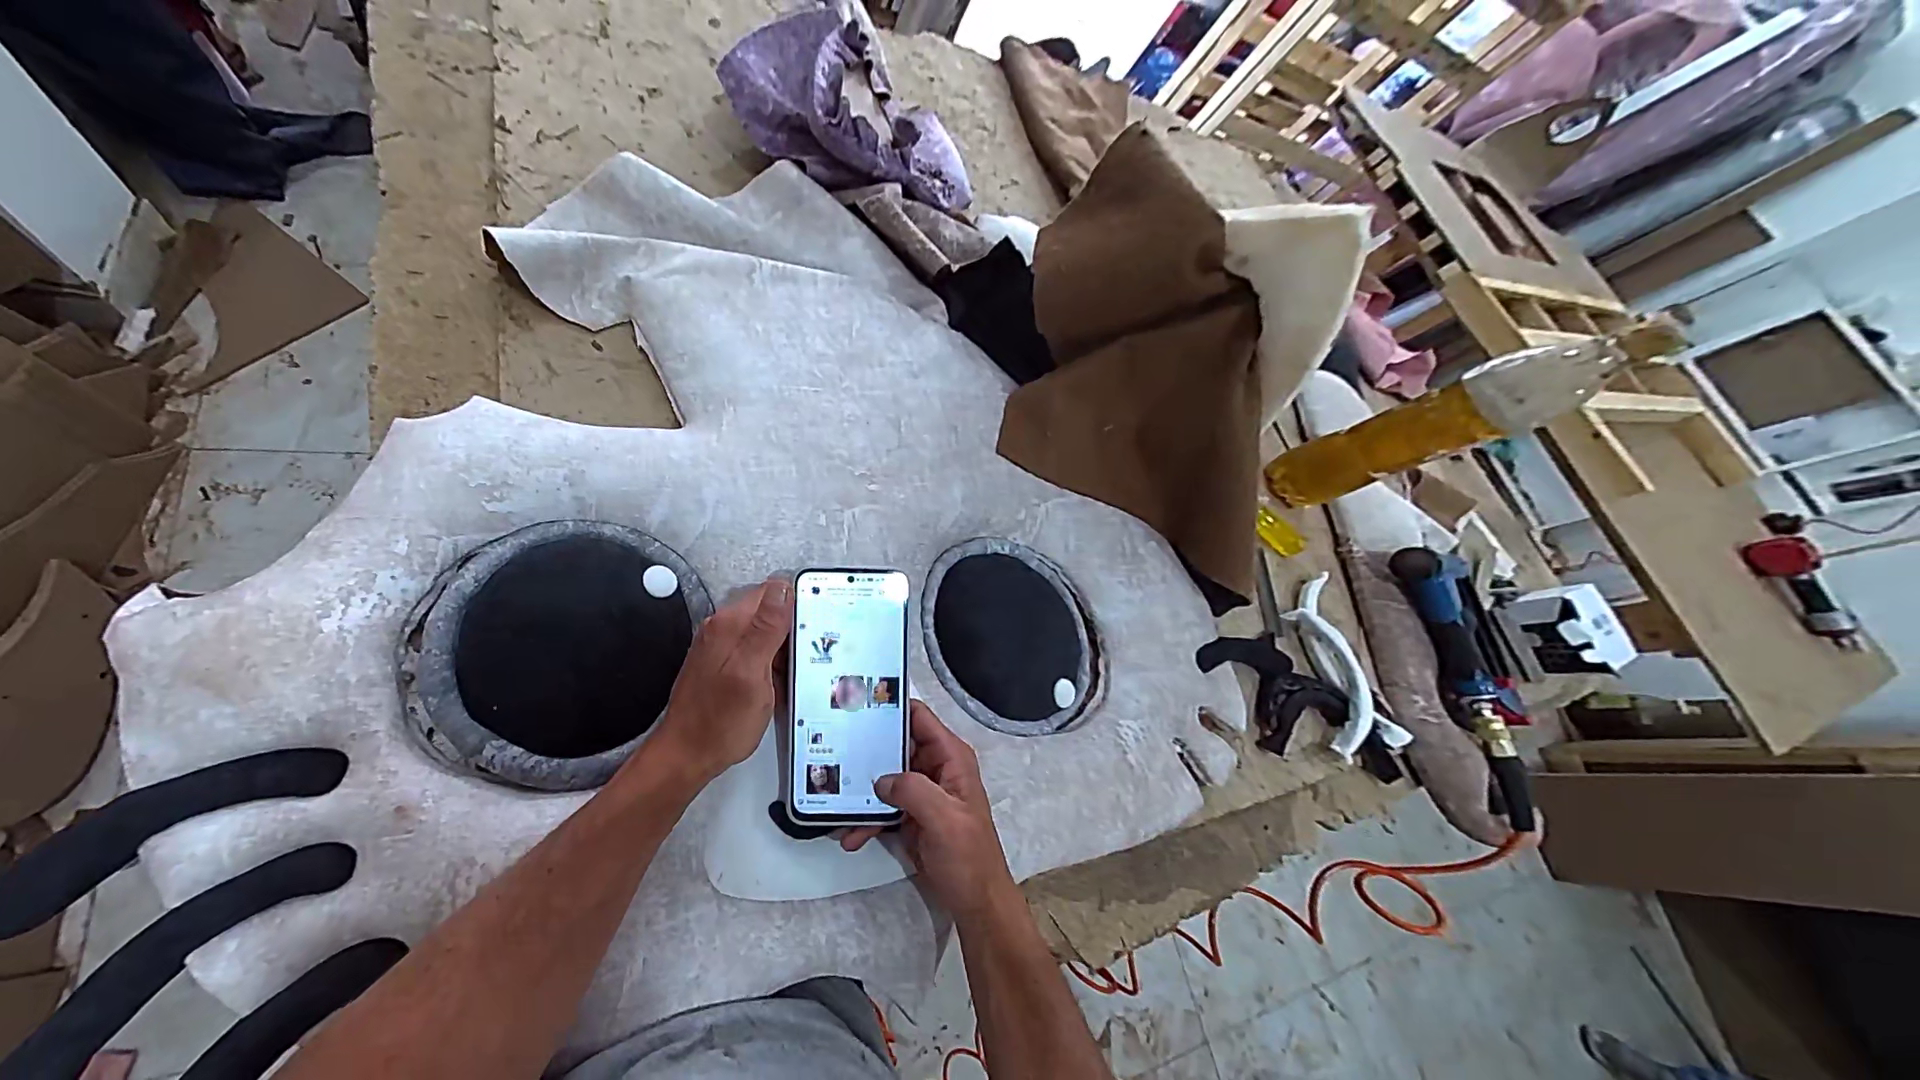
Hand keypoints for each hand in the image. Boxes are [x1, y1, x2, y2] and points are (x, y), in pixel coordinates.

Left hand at [649, 578, 791, 781]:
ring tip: (789, 675)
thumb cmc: (719, 722)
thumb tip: (784, 589)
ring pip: (766, 630)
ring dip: (783, 648)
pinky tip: (776, 682)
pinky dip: (772, 662)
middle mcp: (723, 628)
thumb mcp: (752, 673)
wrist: (687, 755)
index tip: (811, 630)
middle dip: (793, 629)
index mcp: (731, 624)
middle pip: (771, 609)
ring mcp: (722, 644)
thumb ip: (767, 628)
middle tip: (803, 658)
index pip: (774, 591)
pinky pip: (757, 649)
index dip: (799, 606)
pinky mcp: (724, 661)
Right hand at [843, 700, 1014, 920]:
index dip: (892, 708)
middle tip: (834, 755)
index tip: (859, 706)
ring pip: (884, 779)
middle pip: (895, 746)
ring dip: (862, 795)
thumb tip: (881, 780)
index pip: (919, 718)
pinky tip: (851, 835)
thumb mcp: (944, 819)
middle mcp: (936, 768)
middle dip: (866, 753)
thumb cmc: (968, 857)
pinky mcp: (910, 816)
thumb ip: (914, 790)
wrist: (976, 902)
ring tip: (838, 809)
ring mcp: (922, 792)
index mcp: (951, 758)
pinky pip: (882, 808)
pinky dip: (866, 819)